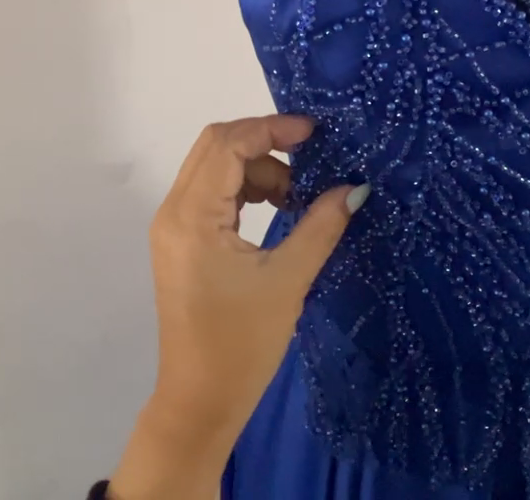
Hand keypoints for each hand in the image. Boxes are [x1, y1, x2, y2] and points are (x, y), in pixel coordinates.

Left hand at [109, 116, 366, 499]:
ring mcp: (173, 226)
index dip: (271, 128)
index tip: (314, 132)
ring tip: (295, 198)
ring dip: (257, 168)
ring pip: (214, 167)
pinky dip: (245, 188)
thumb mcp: (288, 280)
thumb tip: (356, 188)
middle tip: (309, 155)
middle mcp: (173, 211)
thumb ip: (321, 226)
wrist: (200, 402)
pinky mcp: (181, 241)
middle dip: (264, 143)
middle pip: (216, 146)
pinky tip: (277, 209)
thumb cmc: (241, 344)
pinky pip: (212, 192)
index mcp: (192, 216)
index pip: (227, 144)